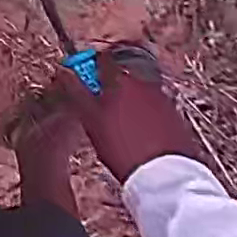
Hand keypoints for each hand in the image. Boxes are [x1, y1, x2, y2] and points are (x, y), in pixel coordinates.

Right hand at [57, 47, 207, 182]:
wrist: (164, 176)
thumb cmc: (121, 145)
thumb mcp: (89, 118)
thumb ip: (75, 90)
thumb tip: (62, 70)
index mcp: (120, 80)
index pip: (101, 59)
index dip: (89, 65)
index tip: (81, 76)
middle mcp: (143, 84)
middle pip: (120, 77)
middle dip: (107, 87)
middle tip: (95, 106)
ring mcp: (162, 100)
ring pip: (137, 93)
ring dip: (125, 101)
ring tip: (115, 124)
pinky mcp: (174, 118)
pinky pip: (152, 109)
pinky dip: (142, 115)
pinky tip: (135, 133)